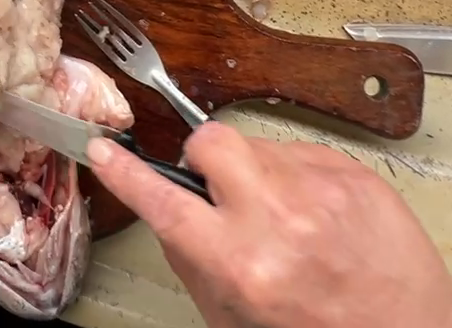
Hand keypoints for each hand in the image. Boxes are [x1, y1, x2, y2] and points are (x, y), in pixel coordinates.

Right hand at [87, 123, 451, 327]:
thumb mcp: (240, 322)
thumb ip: (194, 265)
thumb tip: (166, 211)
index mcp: (246, 266)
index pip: (166, 204)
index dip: (127, 173)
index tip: (103, 149)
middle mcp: (280, 218)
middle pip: (210, 142)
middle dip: (204, 157)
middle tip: (220, 189)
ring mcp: (319, 186)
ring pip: (253, 144)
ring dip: (253, 171)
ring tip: (284, 212)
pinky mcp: (349, 169)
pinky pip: (296, 151)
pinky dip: (294, 176)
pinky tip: (316, 213)